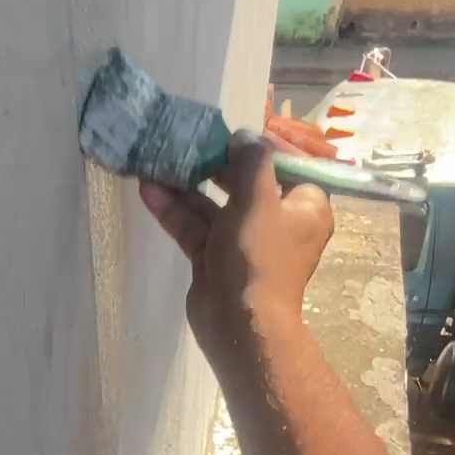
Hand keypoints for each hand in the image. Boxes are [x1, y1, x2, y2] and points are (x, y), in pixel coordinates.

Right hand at [138, 135, 333, 363]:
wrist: (238, 323)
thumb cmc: (259, 256)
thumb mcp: (259, 198)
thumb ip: (251, 160)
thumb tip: (243, 137)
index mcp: (305, 207)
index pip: (286, 164)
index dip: (259, 145)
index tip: (231, 131)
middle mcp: (276, 223)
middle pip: (244, 183)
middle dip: (213, 164)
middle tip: (188, 142)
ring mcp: (242, 244)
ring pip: (213, 206)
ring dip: (186, 186)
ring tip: (157, 161)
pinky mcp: (214, 260)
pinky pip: (196, 228)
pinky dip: (175, 211)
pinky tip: (149, 190)